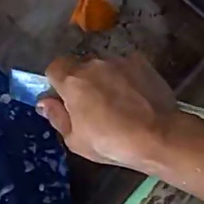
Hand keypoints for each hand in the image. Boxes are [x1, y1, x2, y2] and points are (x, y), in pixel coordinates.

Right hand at [37, 52, 182, 170]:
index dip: (57, 84)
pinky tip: (134, 97)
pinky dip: (125, 78)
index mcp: (72, 81)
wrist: (158, 136)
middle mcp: (94, 64)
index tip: (64, 100)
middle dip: (81, 81)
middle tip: (91, 105)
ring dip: (104, 79)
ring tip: (117, 102)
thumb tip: (45, 102)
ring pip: (103, 66)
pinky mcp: (142, 63)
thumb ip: (57, 116)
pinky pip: (125, 67)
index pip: (54, 68)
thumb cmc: (111, 142)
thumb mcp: (75, 140)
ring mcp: (120, 61)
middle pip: (79, 66)